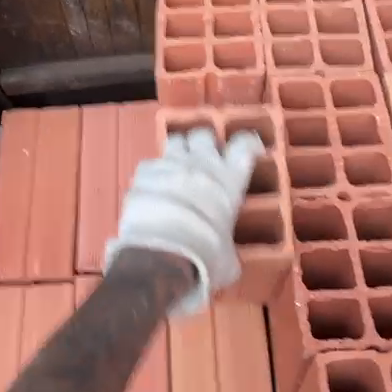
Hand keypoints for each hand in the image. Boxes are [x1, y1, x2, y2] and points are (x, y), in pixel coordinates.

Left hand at [103, 127, 264, 313]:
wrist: (161, 254)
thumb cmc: (205, 257)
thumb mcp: (228, 257)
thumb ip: (229, 245)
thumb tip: (226, 257)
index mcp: (230, 180)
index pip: (244, 144)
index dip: (247, 142)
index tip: (248, 148)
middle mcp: (202, 163)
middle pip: (204, 134)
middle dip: (203, 143)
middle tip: (202, 161)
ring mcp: (171, 163)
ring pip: (175, 140)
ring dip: (177, 152)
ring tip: (174, 171)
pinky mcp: (144, 170)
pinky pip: (149, 164)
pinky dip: (151, 175)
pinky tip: (150, 192)